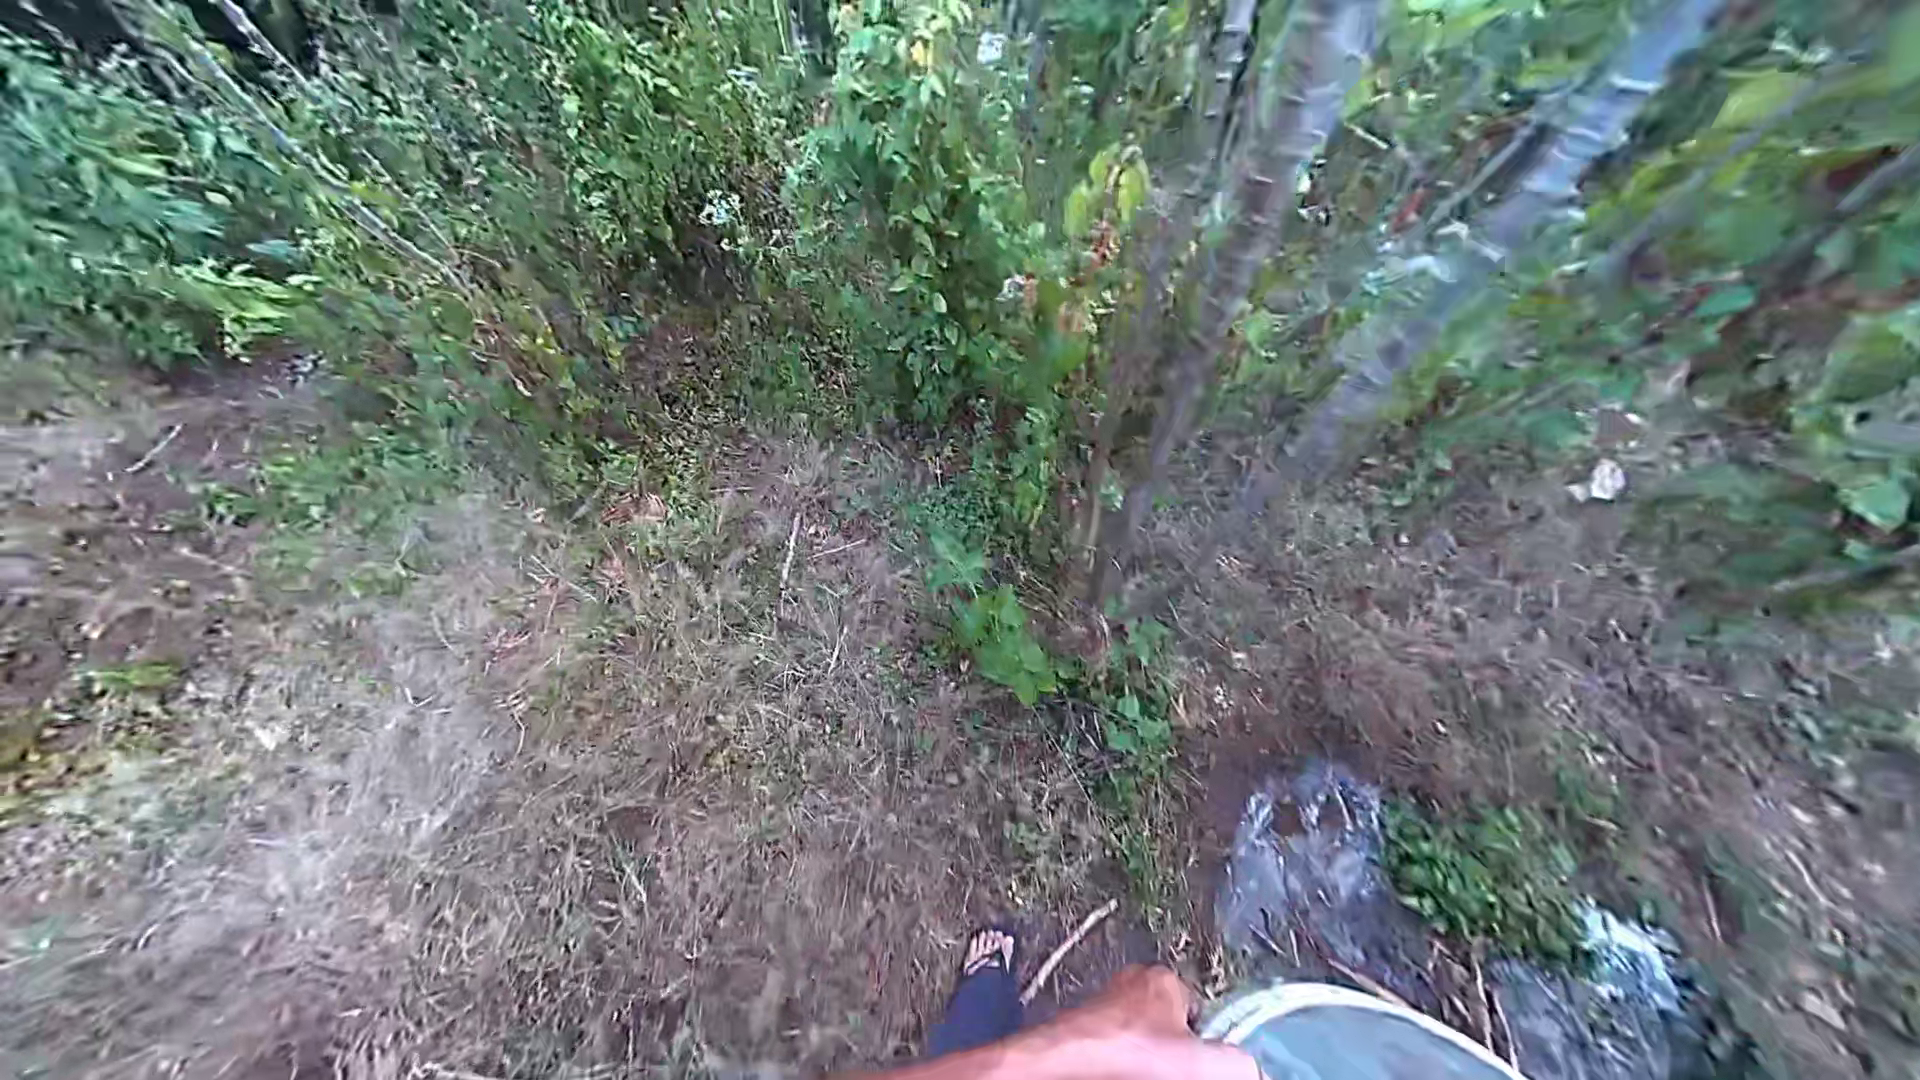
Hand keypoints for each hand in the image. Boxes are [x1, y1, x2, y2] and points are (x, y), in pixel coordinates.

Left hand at [1012, 966, 1261, 1079]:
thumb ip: (1240, 1065)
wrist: (1073, 1062)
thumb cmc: (1135, 1056)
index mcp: (1164, 979)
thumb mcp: (1204, 1065)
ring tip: (1147, 1073)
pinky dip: (1124, 1062)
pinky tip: (1125, 1071)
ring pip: (1142, 1039)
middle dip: (1177, 1055)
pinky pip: (1118, 1046)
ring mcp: (1108, 1003)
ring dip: (1148, 1061)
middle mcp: (1133, 982)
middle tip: (1175, 1074)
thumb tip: (1249, 1069)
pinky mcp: (1088, 1025)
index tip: (1202, 1068)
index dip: (1206, 1045)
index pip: (1201, 1012)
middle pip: (1172, 1028)